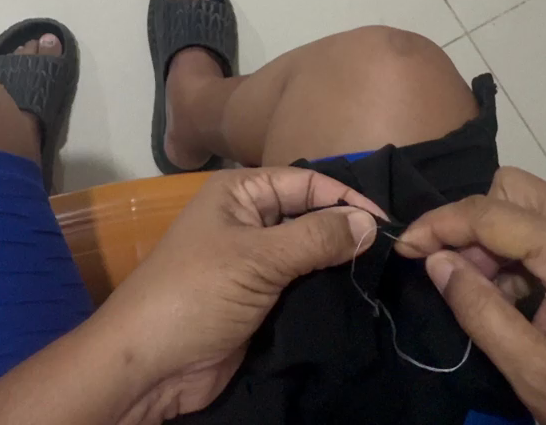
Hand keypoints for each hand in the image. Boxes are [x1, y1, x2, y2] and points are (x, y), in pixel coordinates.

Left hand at [92, 167, 384, 421]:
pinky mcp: (259, 298)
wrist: (150, 363)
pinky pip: (301, 283)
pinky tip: (359, 294)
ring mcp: (253, 259)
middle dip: (345, 228)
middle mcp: (248, 217)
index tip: (390, 223)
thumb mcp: (258, 259)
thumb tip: (368, 223)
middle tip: (395, 249)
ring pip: (307, 250)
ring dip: (339, 261)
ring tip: (386, 272)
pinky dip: (326, 288)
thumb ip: (315, 237)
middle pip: (308, 214)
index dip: (345, 197)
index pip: (305, 182)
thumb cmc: (198, 292)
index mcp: (240, 191)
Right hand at [395, 167, 545, 424]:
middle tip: (456, 276)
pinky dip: (517, 251)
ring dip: (492, 238)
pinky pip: (545, 228)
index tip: (402, 247)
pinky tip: (514, 298)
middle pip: (509, 189)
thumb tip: (435, 259)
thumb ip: (481, 313)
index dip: (439, 225)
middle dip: (471, 224)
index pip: (489, 212)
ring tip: (484, 294)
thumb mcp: (539, 376)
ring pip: (525, 204)